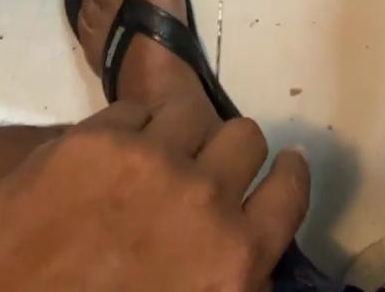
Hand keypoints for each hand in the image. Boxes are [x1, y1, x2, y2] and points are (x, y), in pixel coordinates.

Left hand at [0, 101, 310, 291]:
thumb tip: (242, 246)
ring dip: (181, 134)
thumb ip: (228, 275)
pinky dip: (130, 129)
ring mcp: (147, 159)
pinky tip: (106, 159)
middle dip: (228, 156)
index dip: (285, 175)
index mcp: (232, 258)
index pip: (291, 188)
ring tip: (152, 157)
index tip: (277, 172)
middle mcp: (203, 196)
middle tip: (199, 175)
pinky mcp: (93, 137)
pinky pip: (135, 109)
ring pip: (193, 110)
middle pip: (246, 137)